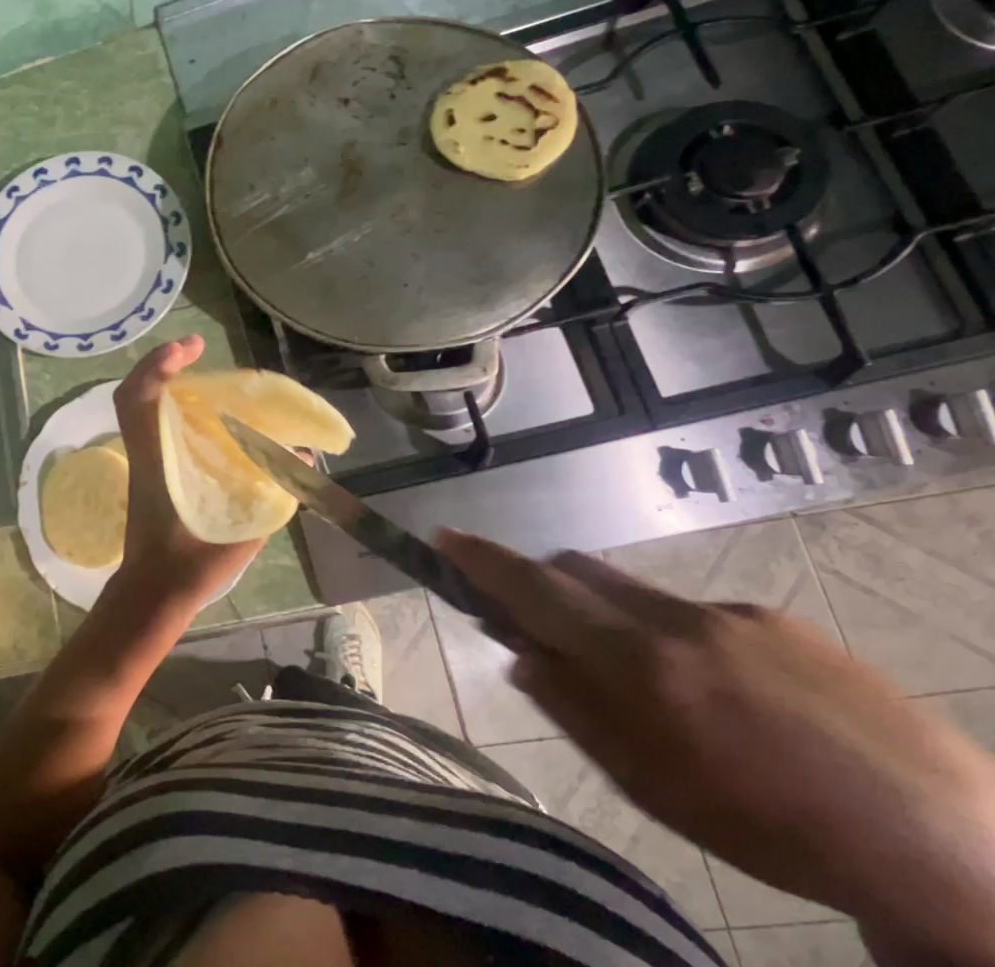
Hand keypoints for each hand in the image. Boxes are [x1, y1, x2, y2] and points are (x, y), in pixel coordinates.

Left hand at [110, 336, 263, 606]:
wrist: (154, 593)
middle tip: (200, 353)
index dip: (157, 365)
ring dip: (168, 386)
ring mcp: (142, 463)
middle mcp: (144, 454)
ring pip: (143, 410)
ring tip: (205, 380)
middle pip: (137, 395)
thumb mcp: (241, 531)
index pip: (138, 399)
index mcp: (156, 460)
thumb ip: (273, 493)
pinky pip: (153, 429)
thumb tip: (301, 458)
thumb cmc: (190, 565)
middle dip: (165, 366)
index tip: (190, 348)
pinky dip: (173, 411)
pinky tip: (208, 419)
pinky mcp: (148, 475)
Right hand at [437, 529, 994, 966]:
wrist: (936, 842)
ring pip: (639, 593)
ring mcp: (739, 616)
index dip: (482, 562)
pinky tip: (717, 698)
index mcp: (640, 661)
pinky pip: (699, 614)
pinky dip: (672, 637)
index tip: (444, 540)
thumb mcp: (643, 780)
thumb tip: (521, 653)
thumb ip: (572, 706)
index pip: (537, 590)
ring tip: (645, 688)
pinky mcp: (787, 626)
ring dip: (609, 617)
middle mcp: (682, 618)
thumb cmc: (762, 824)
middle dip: (542, 587)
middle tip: (535, 633)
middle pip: (582, 573)